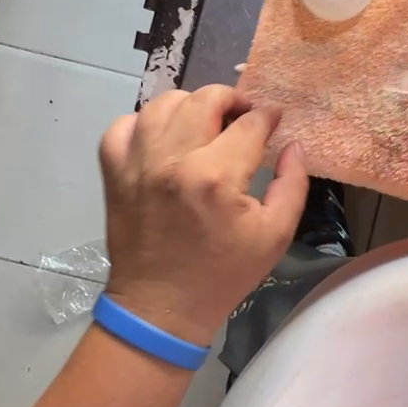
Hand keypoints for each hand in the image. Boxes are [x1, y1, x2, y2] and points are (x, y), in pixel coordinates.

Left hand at [98, 85, 308, 347]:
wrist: (161, 307)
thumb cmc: (223, 273)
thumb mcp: (276, 234)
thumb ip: (292, 183)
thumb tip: (293, 144)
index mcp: (217, 177)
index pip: (250, 123)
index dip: (268, 116)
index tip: (274, 120)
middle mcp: (174, 159)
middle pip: (205, 99)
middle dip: (233, 99)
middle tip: (243, 115)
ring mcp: (138, 163)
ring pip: (163, 103)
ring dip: (190, 105)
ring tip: (205, 122)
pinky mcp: (114, 172)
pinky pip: (123, 125)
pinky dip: (145, 123)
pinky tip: (163, 137)